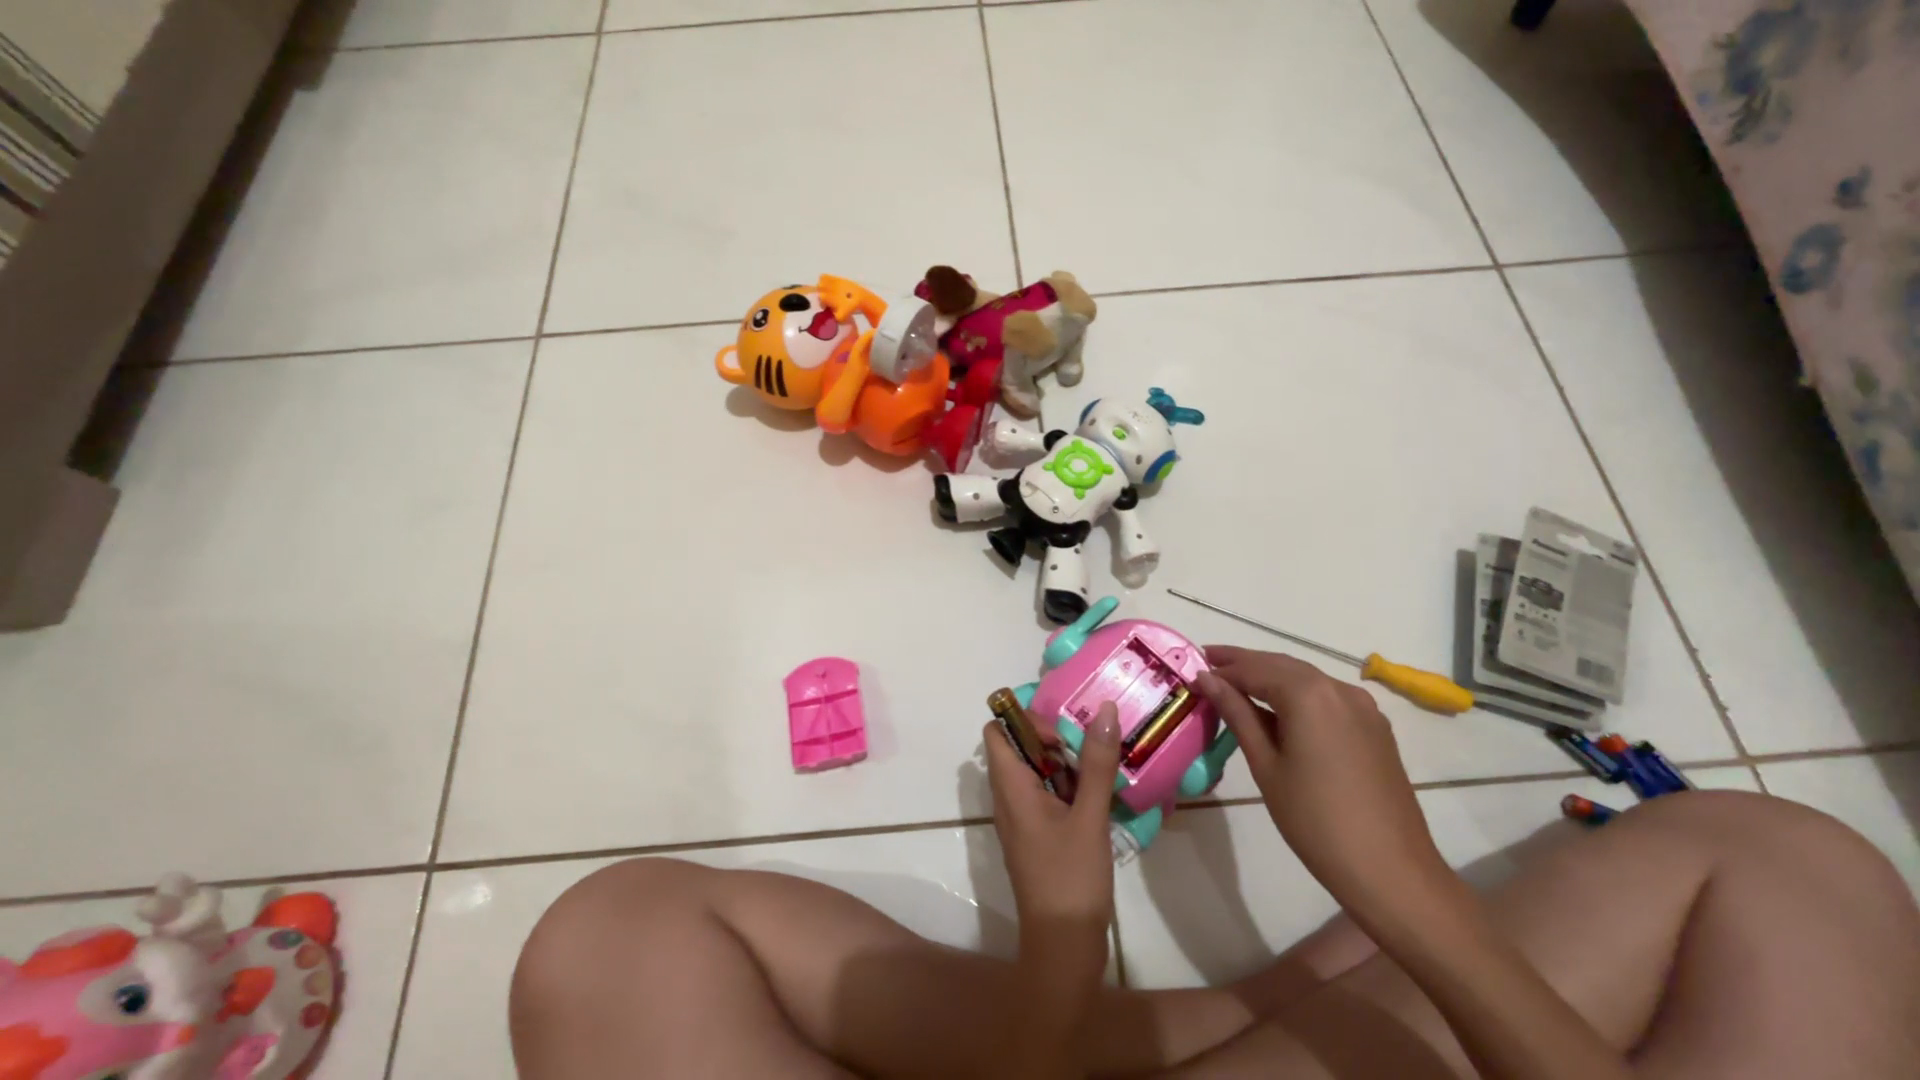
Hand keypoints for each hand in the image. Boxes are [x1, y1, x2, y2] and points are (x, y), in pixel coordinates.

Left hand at [983, 703, 1122, 935]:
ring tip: (1104, 764)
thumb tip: (1103, 709)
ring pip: (1037, 774)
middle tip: (1093, 745)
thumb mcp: (1089, 816)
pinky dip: (1070, 788)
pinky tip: (1103, 794)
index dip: (1026, 720)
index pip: (998, 732)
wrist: (1063, 944)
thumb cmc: (1070, 878)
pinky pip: (1047, 797)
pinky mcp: (1038, 837)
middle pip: (1020, 749)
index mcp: (1010, 789)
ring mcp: (1022, 820)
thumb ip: (1096, 762)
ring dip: (1066, 764)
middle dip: (1054, 739)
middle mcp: (1009, 800)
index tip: (1064, 732)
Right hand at [1194, 647, 1448, 910]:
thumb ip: (1238, 715)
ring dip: (1272, 678)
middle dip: (1246, 664)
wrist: (1389, 868)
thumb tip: (1208, 679)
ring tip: (1237, 686)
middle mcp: (1339, 689)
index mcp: (1309, 694)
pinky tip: (1279, 711)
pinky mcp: (1375, 728)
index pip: (1255, 668)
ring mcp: (1363, 708)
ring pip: (1308, 680)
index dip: (1223, 667)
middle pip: (1283, 666)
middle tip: (1210, 665)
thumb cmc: (1314, 820)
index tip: (1194, 666)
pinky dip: (1299, 696)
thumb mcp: (1266, 765)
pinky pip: (1328, 698)